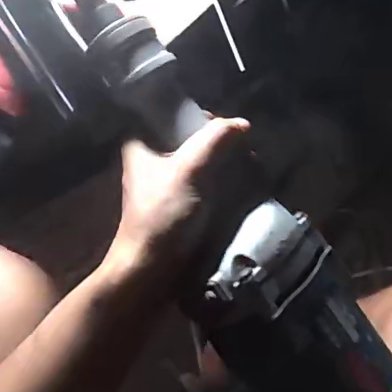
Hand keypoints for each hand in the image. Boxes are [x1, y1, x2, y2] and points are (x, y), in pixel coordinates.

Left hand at [105, 116, 250, 295]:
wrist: (149, 275)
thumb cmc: (161, 217)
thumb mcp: (188, 170)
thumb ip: (214, 141)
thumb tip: (241, 124)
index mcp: (142, 146)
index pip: (173, 117)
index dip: (200, 118)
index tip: (225, 130)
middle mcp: (152, 163)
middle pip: (191, 141)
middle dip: (219, 145)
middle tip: (244, 152)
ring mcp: (166, 188)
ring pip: (201, 165)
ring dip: (224, 166)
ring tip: (249, 169)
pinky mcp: (179, 211)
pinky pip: (205, 188)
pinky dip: (223, 187)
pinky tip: (241, 189)